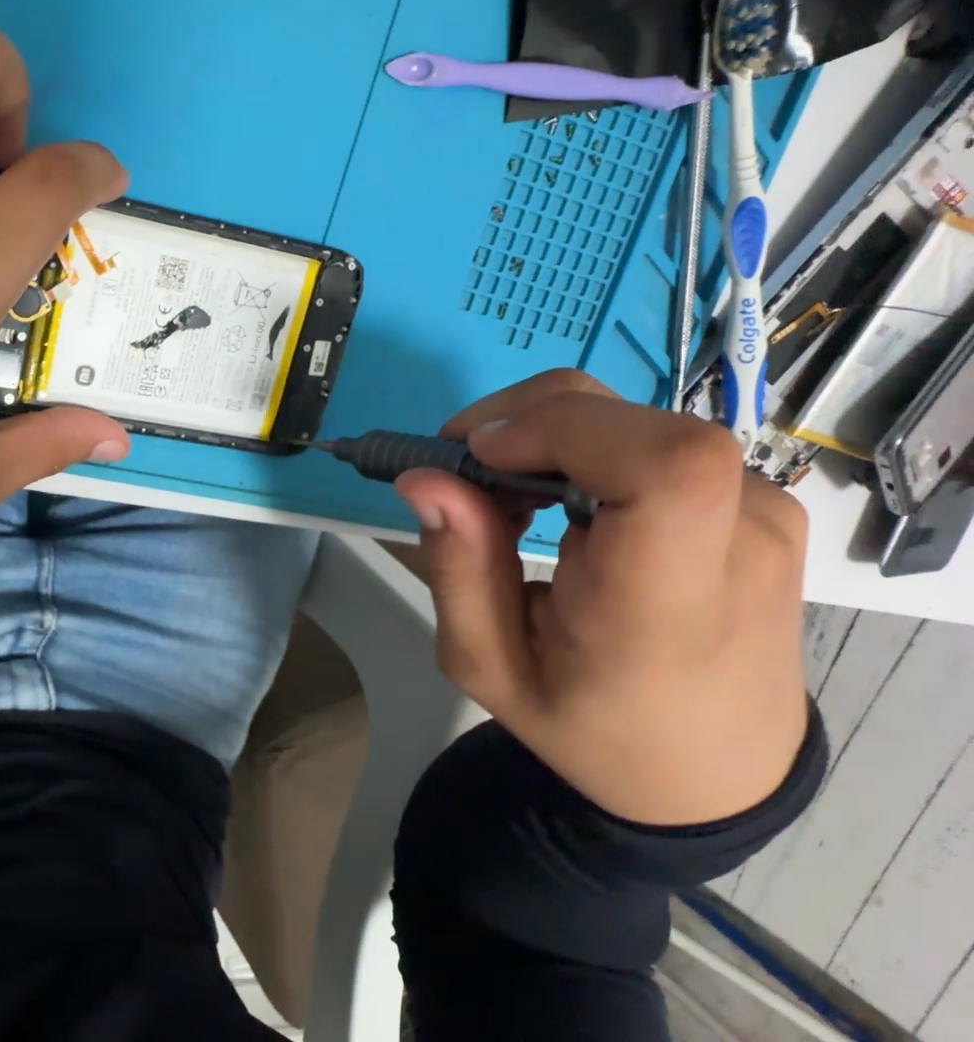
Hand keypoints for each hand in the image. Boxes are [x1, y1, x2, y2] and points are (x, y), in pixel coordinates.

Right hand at [394, 369, 809, 826]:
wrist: (717, 768)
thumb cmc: (592, 727)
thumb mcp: (492, 667)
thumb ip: (458, 569)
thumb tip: (421, 477)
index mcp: (669, 601)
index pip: (662, 464)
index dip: (562, 430)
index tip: (478, 456)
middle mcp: (740, 541)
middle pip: (639, 423)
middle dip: (529, 421)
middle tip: (463, 470)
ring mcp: (765, 513)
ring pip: (639, 419)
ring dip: (551, 436)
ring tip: (504, 497)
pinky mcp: (761, 501)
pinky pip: (657, 440)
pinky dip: (587, 450)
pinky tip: (556, 503)